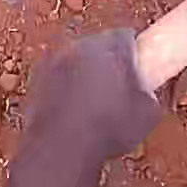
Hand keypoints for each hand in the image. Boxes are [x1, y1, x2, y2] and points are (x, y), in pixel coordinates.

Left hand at [22, 28, 162, 163]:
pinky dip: (63, 86)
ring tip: (91, 102)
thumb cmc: (108, 130)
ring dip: (83, 72)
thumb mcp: (147, 115)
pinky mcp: (37, 76)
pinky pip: (56, 75)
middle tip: (115, 86)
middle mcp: (83, 45)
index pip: (126, 36)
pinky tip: (70, 110)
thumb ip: (150, 94)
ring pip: (76, 58)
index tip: (137, 66)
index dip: (133, 51)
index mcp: (112, 46)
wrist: (61, 150)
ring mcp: (56, 59)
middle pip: (99, 44)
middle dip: (108, 60)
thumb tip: (146, 93)